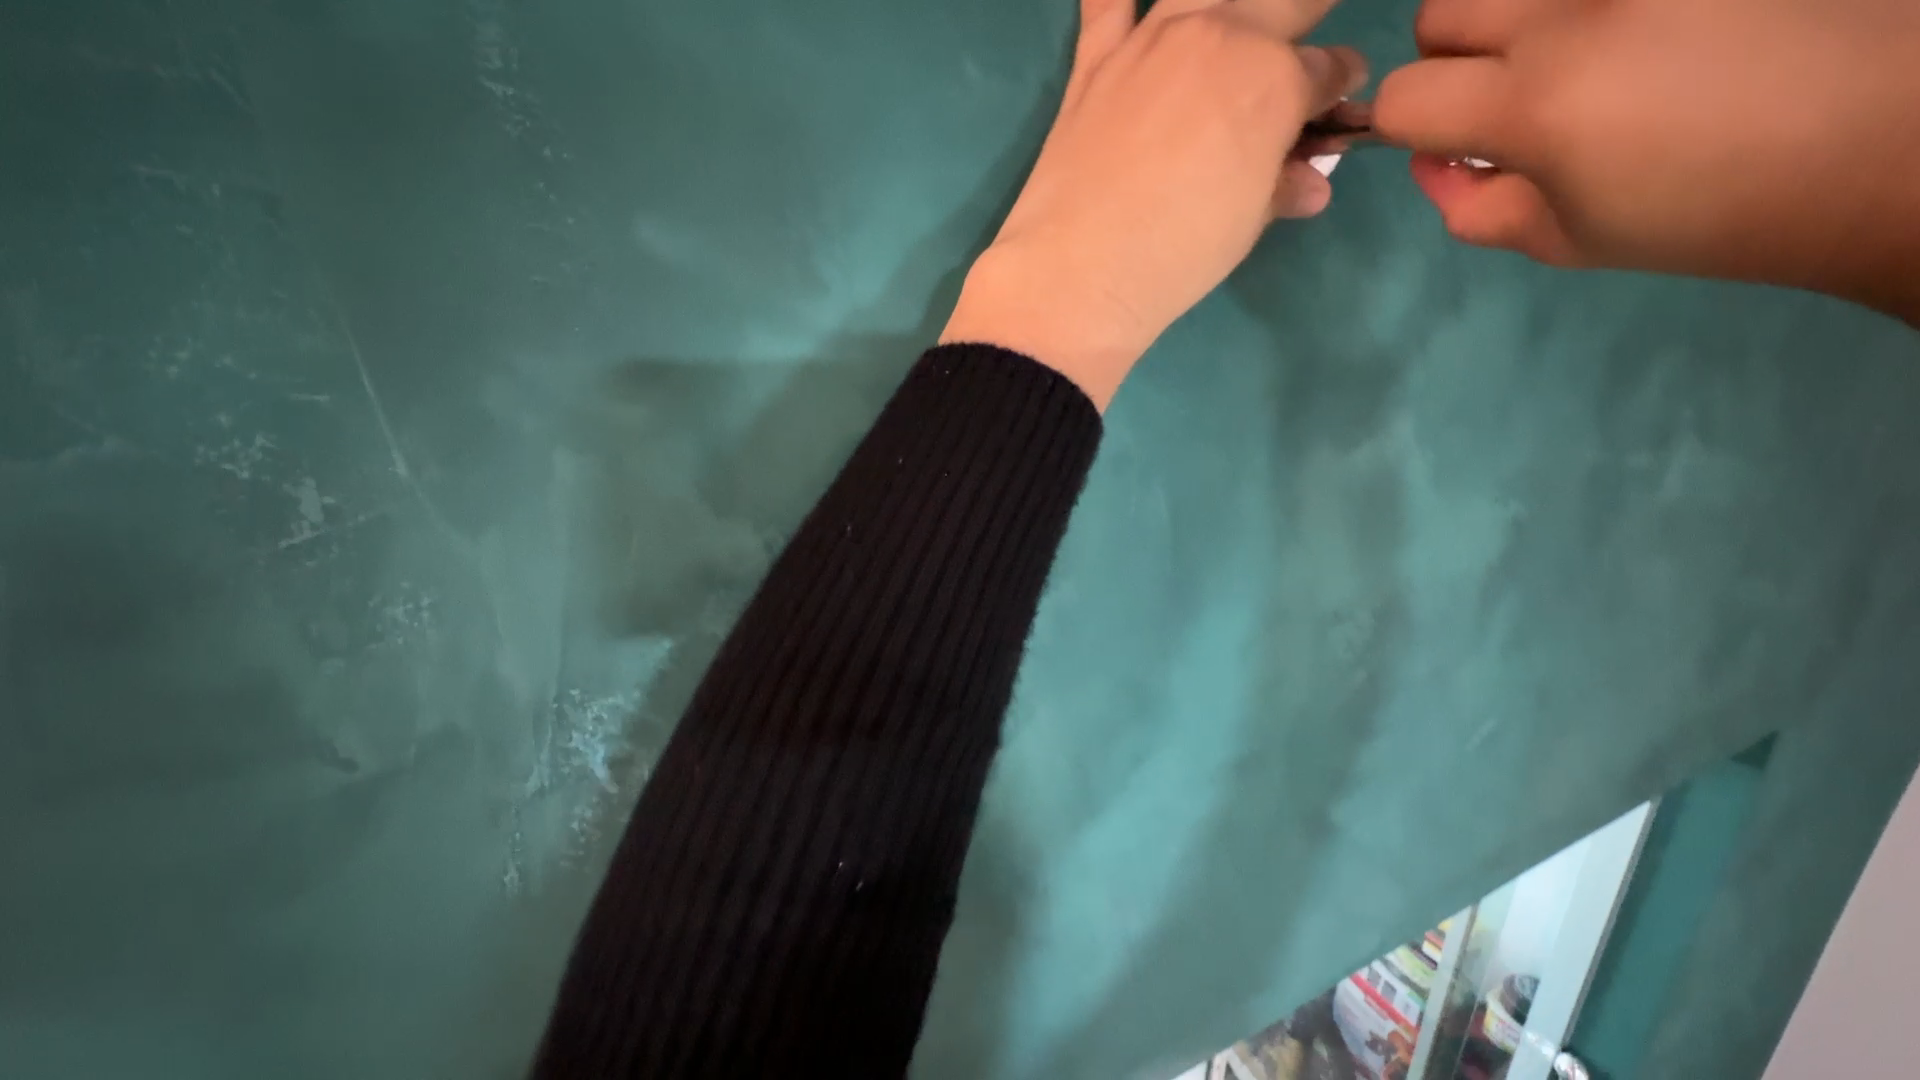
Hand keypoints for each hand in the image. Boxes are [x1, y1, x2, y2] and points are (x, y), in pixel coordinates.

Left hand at [942, 0, 1367, 409]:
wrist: (1080, 271)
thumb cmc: (1180, 255)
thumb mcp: (1248, 222)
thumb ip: (1280, 184)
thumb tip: (1308, 181)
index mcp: (1275, 79)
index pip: (1325, 69)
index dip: (1338, 85)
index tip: (1338, 97)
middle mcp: (1219, 37)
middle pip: (1281, 3)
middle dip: (1306, 14)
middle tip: (1306, 28)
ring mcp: (1151, 40)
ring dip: (1233, 0)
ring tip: (1235, 22)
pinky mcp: (1095, 60)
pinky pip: (1107, 3)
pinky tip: (1129, 3)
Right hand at [1372, 0, 1919, 320]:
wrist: (1878, 146)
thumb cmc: (1704, 216)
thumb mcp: (1561, 239)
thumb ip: (1469, 202)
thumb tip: (1432, 159)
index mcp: (1532, 105)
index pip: (1401, 98)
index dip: (1405, 127)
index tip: (1444, 141)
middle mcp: (1574, 14)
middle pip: (1443, 12)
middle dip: (1450, 60)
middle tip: (1503, 91)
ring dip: (1513, 18)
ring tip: (1570, 52)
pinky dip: (1582, 11)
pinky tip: (1639, 35)